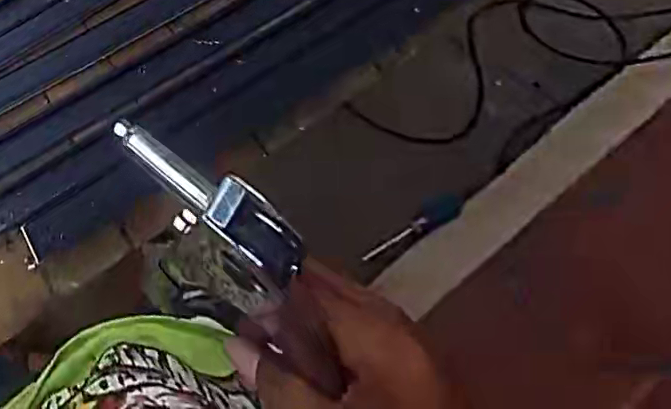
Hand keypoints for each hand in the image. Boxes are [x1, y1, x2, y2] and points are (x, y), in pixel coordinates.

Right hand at [227, 263, 464, 408]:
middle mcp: (404, 331)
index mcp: (379, 329)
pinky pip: (371, 354)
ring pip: (347, 326)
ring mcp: (422, 359)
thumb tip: (238, 347)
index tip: (243, 326)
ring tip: (297, 377)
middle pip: (327, 297)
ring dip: (314, 343)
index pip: (303, 280)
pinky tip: (330, 391)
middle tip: (264, 349)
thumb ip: (276, 380)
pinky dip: (342, 362)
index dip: (265, 299)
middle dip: (290, 319)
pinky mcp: (431, 387)